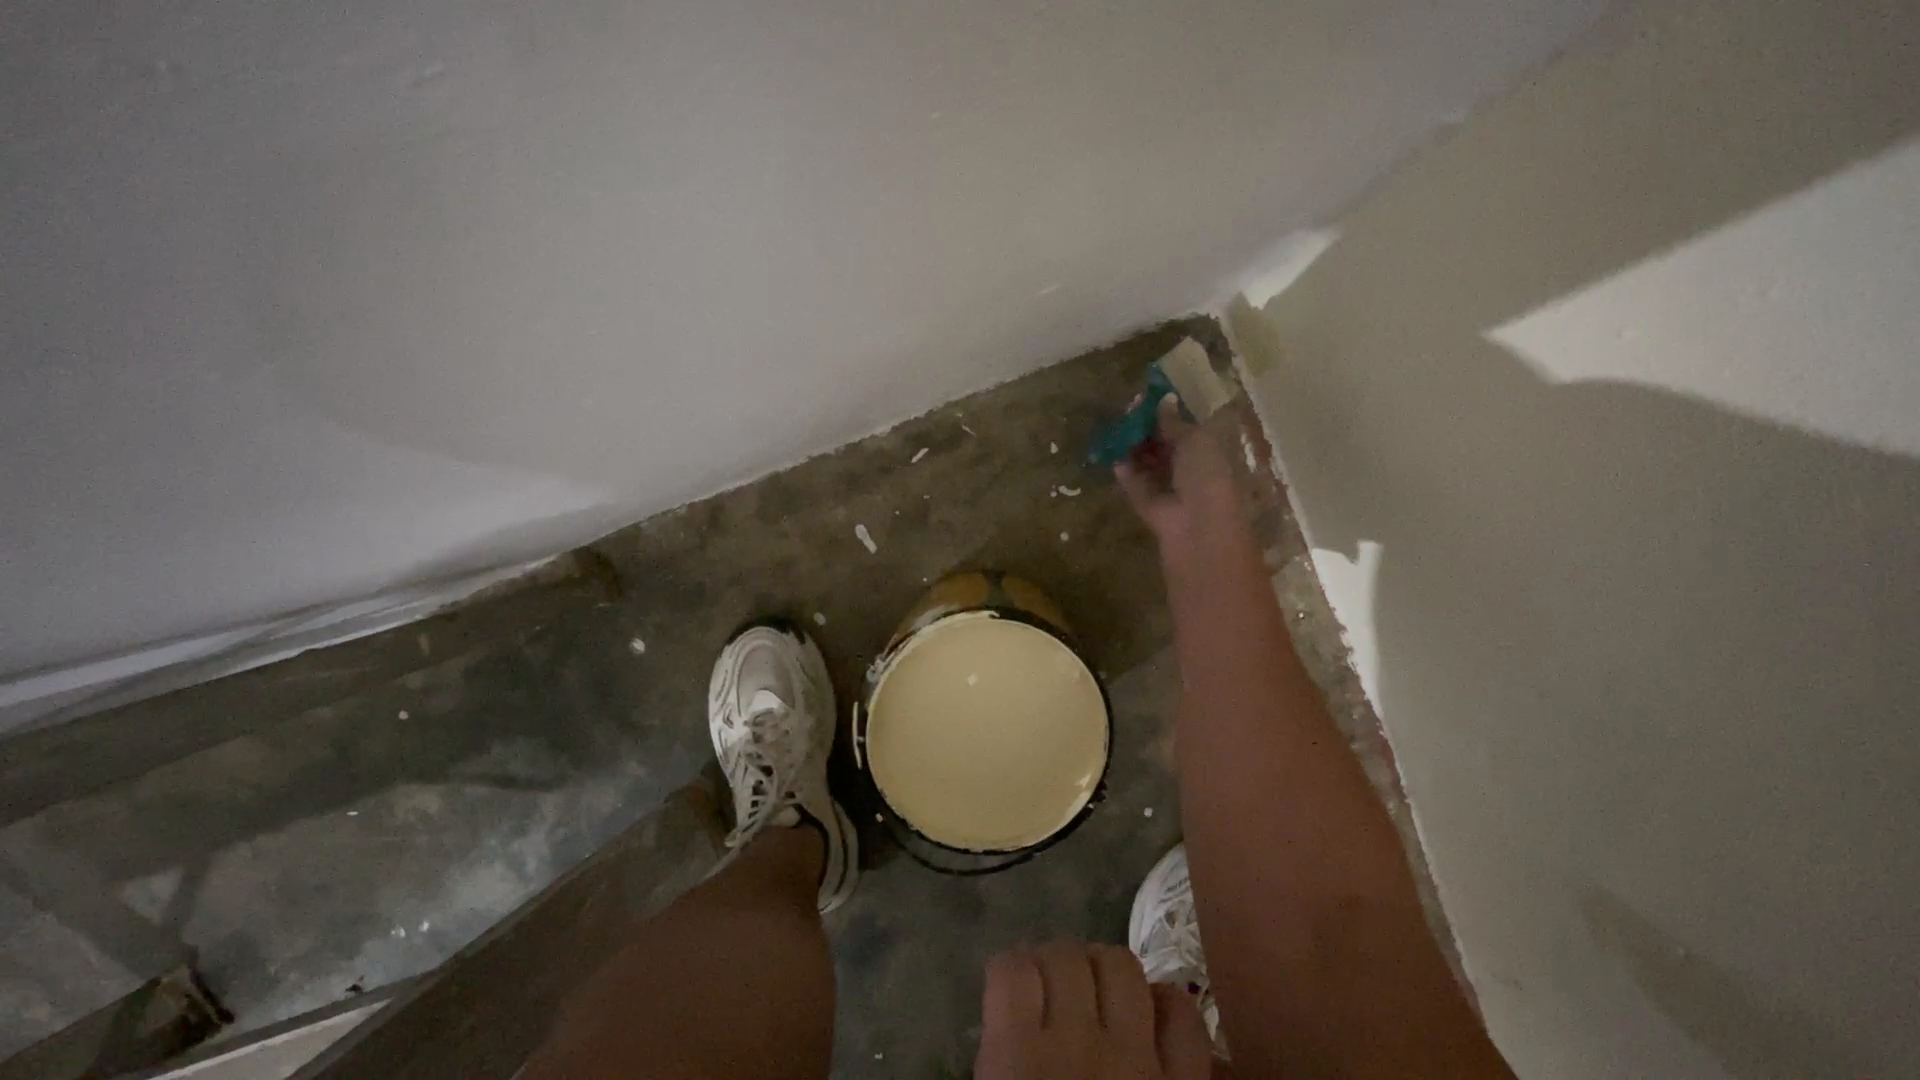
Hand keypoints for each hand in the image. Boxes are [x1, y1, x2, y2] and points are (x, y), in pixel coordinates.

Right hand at [973, 942, 1212, 1079]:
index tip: (1008, 979)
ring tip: (1098, 985)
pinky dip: (1168, 1004)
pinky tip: (1153, 1012)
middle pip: (1066, 958)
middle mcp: (1081, 1044)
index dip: (1008, 968)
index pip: (1012, 971)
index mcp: (1020, 1057)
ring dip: (1105, 968)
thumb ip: (996, 1051)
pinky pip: (1186, 1017)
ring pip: (1123, 968)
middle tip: (1053, 980)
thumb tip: (998, 1015)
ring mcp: (1140, 1059)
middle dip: (1055, 960)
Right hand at [1114, 397, 1246, 555]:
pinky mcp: (1148, 505)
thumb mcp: (1194, 440)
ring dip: (1133, 448)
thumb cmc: (1206, 475)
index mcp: (1207, 451)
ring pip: (1146, 463)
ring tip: (1117, 431)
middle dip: (1145, 429)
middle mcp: (1187, 469)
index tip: (1146, 398)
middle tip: (1127, 413)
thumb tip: (1164, 399)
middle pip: (1161, 444)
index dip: (1164, 413)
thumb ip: (1174, 421)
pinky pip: (1134, 485)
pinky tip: (1114, 458)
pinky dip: (1125, 473)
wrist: (1199, 525)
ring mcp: (1166, 488)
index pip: (1182, 428)